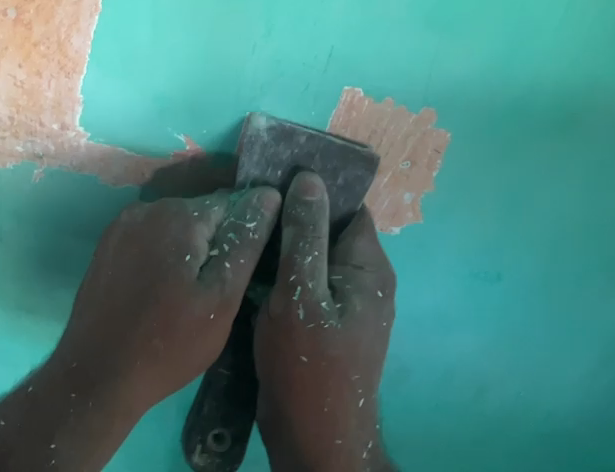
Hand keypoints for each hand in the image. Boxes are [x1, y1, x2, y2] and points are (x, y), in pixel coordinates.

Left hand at [50, 189, 280, 413]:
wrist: (99, 372)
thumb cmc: (170, 342)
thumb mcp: (222, 298)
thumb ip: (245, 241)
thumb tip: (267, 195)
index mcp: (180, 214)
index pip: (231, 203)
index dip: (246, 232)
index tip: (248, 266)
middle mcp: (149, 207)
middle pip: (200, 212)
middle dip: (215, 239)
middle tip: (220, 286)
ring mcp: (123, 224)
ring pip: (173, 224)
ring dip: (188, 246)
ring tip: (193, 290)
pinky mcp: (108, 244)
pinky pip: (148, 237)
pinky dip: (162, 253)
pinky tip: (164, 288)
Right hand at [255, 172, 397, 471]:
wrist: (313, 439)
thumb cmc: (308, 367)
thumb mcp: (299, 293)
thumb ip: (304, 235)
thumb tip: (309, 178)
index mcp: (368, 267)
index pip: (347, 206)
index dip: (314, 187)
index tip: (274, 175)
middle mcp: (364, 280)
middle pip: (328, 228)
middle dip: (293, 213)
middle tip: (250, 201)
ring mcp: (346, 303)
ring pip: (313, 253)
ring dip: (284, 241)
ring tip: (245, 226)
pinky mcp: (325, 320)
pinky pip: (305, 278)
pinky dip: (282, 267)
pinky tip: (251, 262)